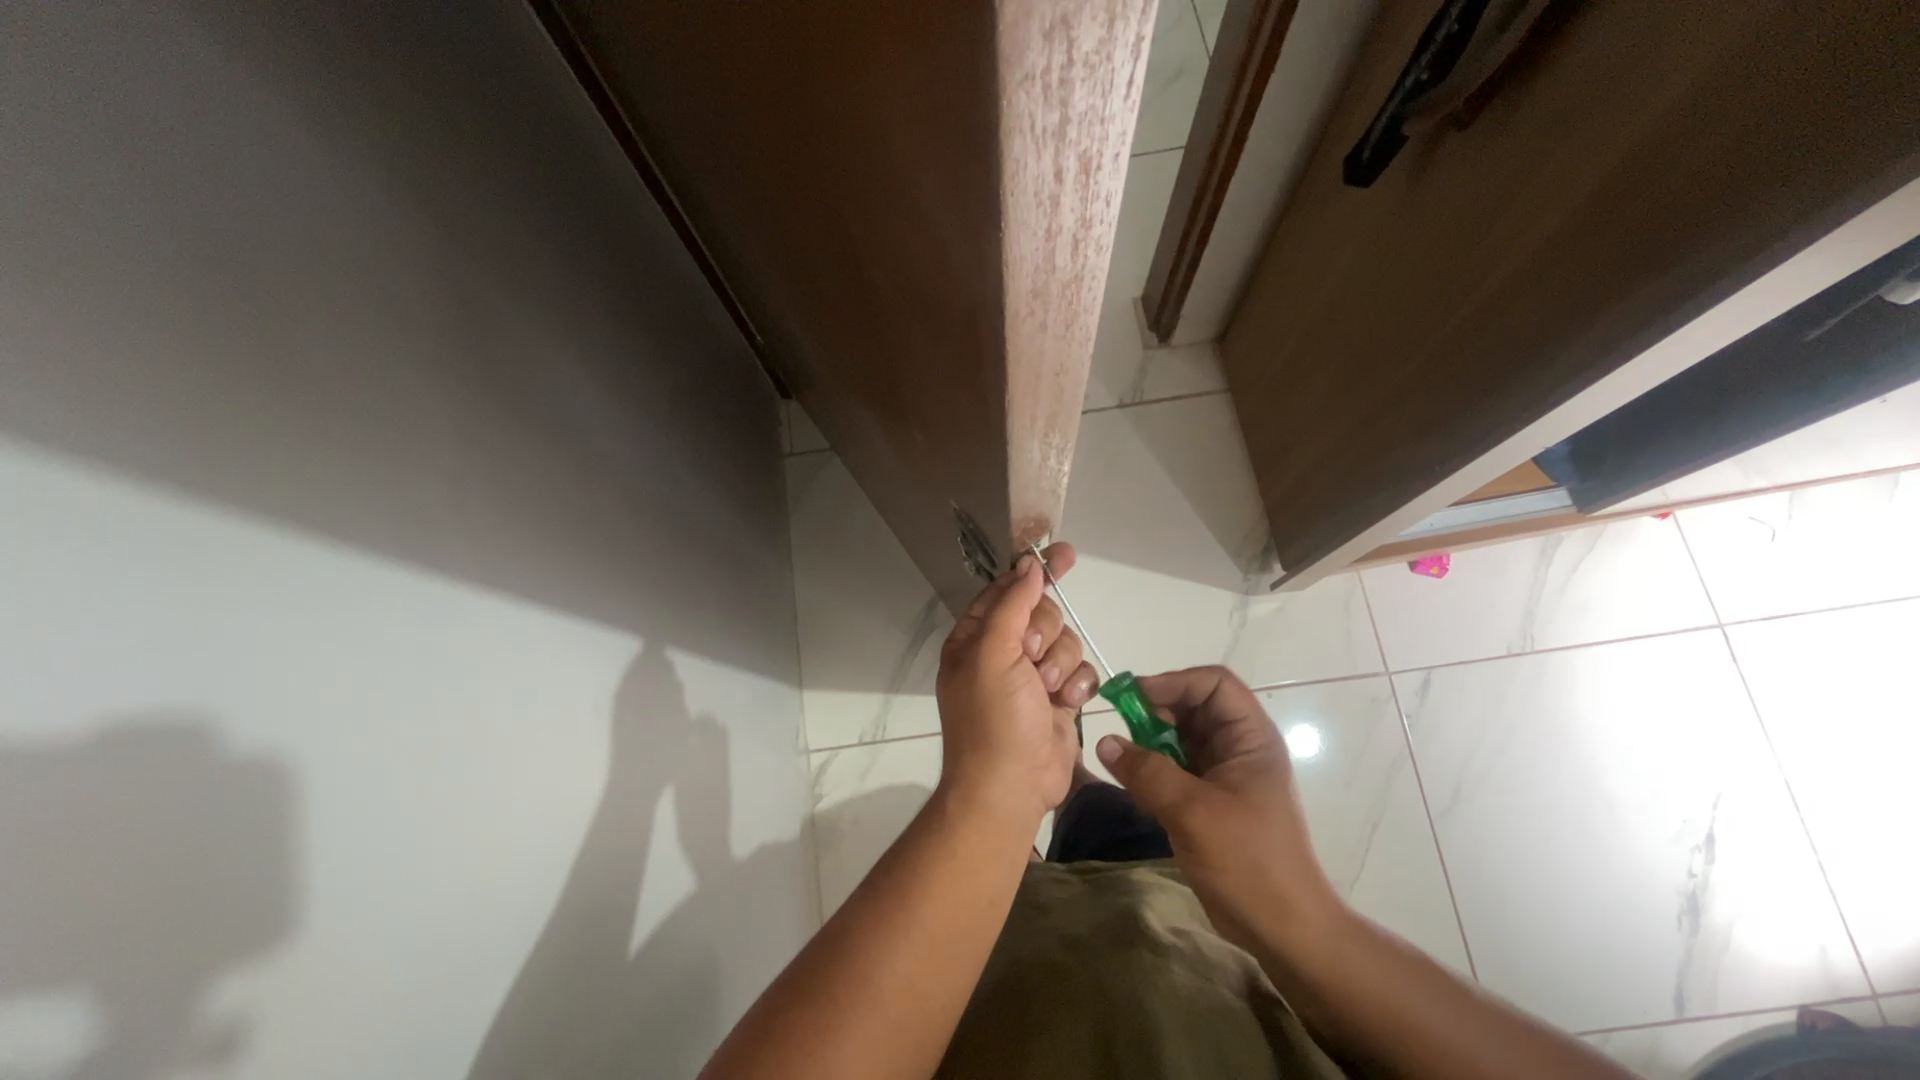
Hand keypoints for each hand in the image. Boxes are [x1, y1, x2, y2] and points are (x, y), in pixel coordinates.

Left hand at [935, 544, 1100, 826]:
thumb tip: (1027, 565)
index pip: (1007, 590)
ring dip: (1061, 663)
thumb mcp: (992, 654)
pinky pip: (1079, 670)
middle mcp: (1002, 653)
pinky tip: (1068, 703)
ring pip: (1065, 641)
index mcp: (975, 638)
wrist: (1011, 786)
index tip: (1065, 554)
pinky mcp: (1058, 699)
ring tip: (1048, 691)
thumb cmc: (993, 718)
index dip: (1034, 572)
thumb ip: (1012, 605)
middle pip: (1042, 613)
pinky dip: (1077, 685)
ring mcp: (1031, 677)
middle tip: (1033, 658)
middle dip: (1046, 633)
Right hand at [1094, 666, 1341, 947]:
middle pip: (1193, 707)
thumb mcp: (1193, 811)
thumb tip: (1106, 742)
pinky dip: (1152, 769)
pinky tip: (1132, 784)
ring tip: (1123, 759)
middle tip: (1121, 729)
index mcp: (1251, 738)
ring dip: (1150, 742)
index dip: (1174, 682)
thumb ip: (1148, 772)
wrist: (1282, 927)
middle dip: (1156, 712)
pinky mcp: (1209, 801)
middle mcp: (1238, 748)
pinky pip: (1175, 769)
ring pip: (1180, 738)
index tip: (1134, 699)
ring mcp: (1224, 775)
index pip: (1214, 683)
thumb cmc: (1248, 861)